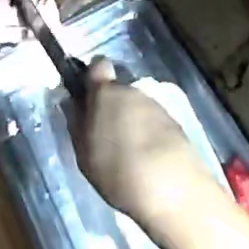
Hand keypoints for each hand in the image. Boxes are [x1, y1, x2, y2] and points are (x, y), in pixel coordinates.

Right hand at [78, 58, 223, 225]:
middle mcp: (132, 90)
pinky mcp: (174, 120)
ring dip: (131, 121)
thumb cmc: (116, 168)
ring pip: (136, 107)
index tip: (89, 97)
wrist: (169, 183)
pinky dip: (149, 133)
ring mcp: (156, 104)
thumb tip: (74, 103)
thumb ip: (78, 123)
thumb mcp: (83, 152)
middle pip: (118, 91)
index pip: (98, 66)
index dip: (93, 78)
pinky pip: (153, 121)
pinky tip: (148, 158)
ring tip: (128, 152)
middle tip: (106, 136)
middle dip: (112, 107)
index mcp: (105, 93)